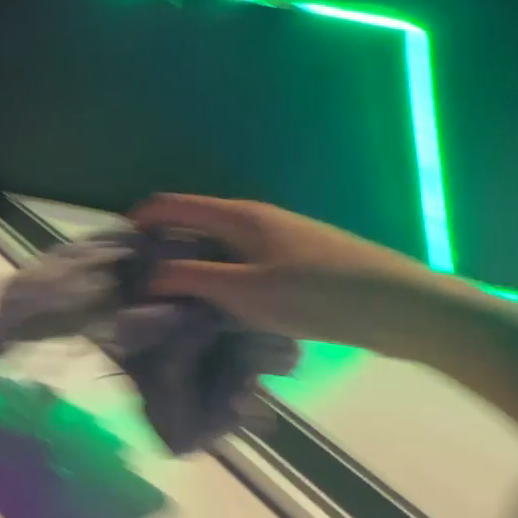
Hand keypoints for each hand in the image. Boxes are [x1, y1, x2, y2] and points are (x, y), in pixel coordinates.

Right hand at [127, 193, 465, 355]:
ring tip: (168, 306)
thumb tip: (145, 277)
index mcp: (238, 216)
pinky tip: (214, 312)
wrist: (403, 308)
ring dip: (187, 272)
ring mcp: (276, 241)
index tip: (113, 258)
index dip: (138, 223)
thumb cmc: (318, 294)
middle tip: (135, 291)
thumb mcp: (244, 291)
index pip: (171, 205)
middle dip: (158, 253)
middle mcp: (254, 220)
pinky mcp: (292, 264)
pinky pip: (237, 266)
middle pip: (190, 227)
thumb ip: (189, 280)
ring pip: (214, 250)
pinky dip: (215, 282)